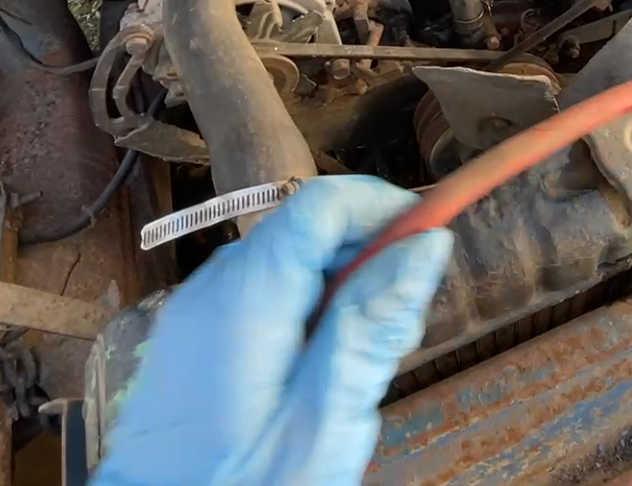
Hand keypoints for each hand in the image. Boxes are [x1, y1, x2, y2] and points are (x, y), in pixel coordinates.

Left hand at [94, 176, 452, 485]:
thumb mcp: (321, 427)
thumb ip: (373, 327)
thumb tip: (429, 242)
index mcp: (244, 298)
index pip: (323, 204)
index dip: (384, 208)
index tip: (428, 248)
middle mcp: (216, 284)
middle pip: (315, 228)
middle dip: (371, 259)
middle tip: (398, 335)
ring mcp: (202, 306)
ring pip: (300, 257)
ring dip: (347, 288)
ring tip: (358, 369)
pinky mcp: (201, 330)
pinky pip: (275, 288)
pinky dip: (315, 309)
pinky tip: (321, 371)